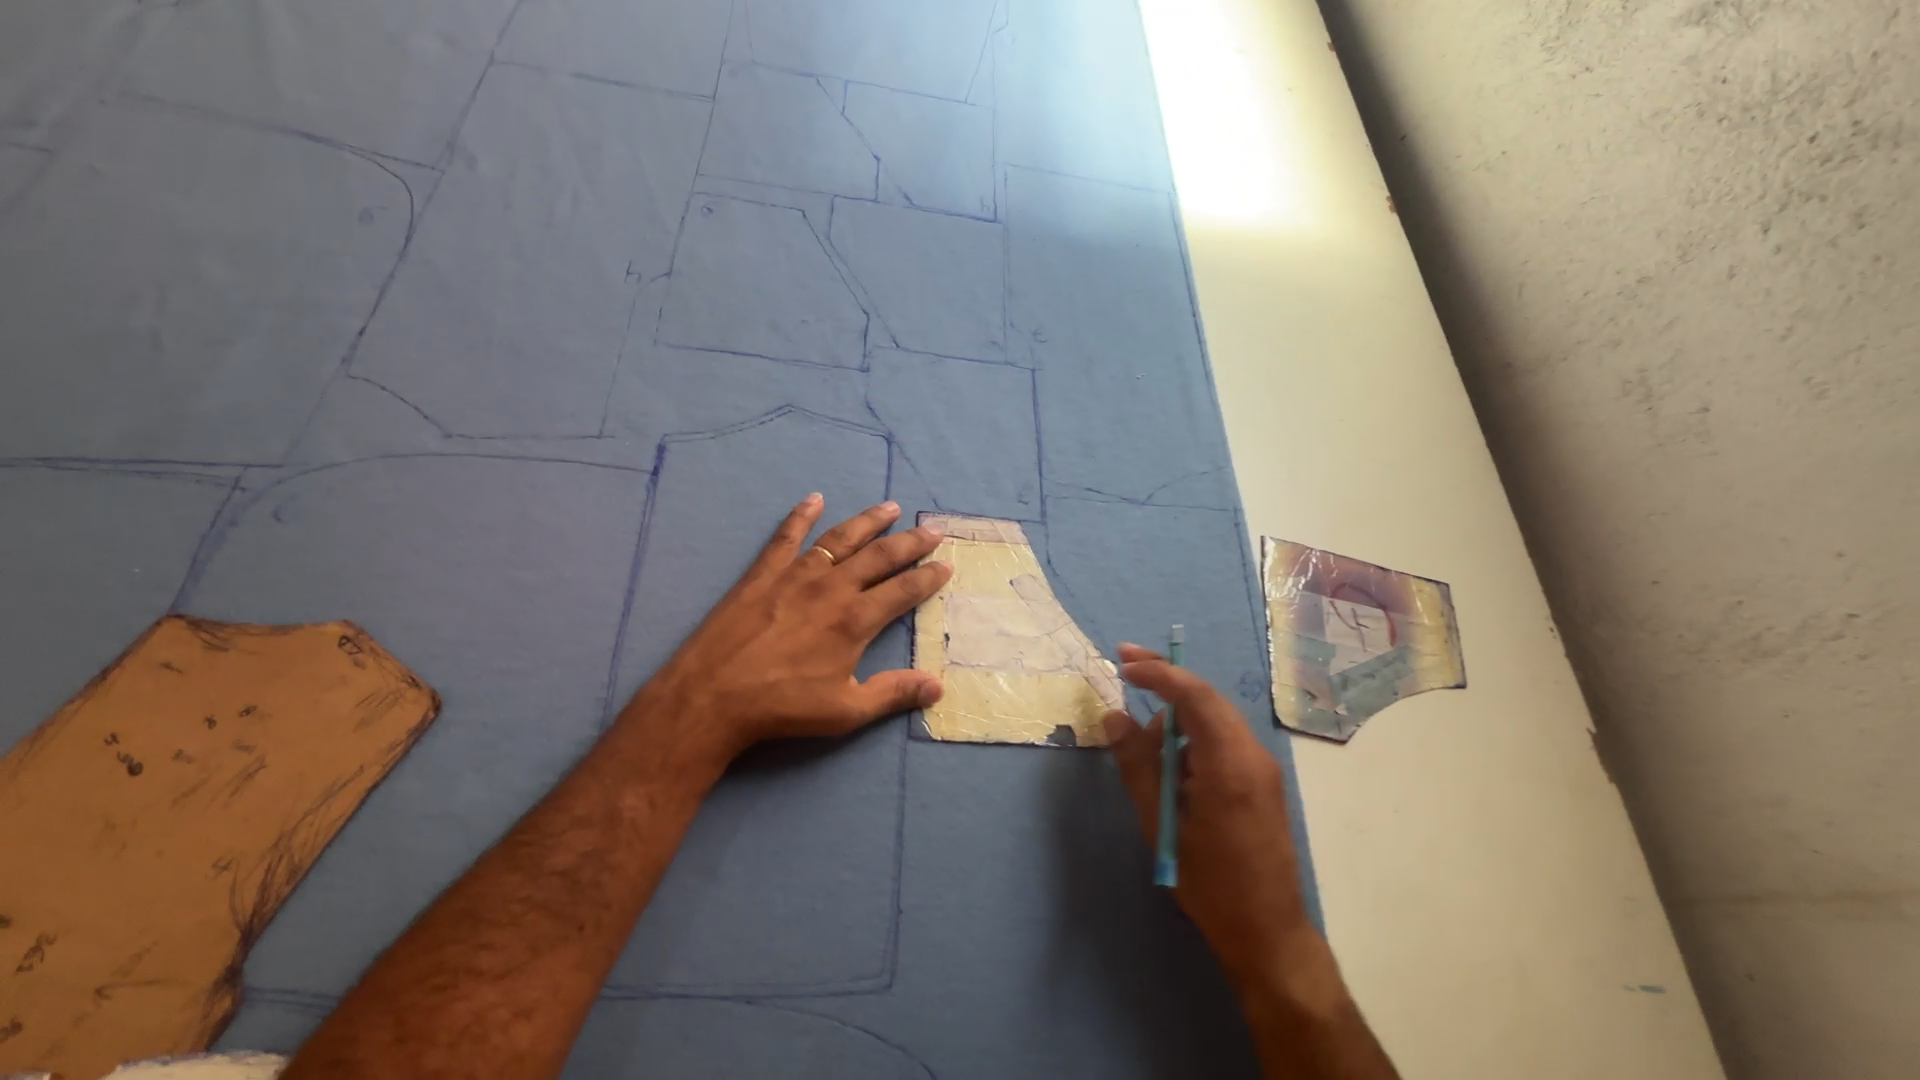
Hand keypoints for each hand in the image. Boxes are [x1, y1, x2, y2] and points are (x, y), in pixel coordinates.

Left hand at [625, 494, 952, 768]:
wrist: (713, 695)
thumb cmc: (783, 707)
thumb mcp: (846, 711)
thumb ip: (894, 694)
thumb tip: (938, 687)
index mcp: (856, 620)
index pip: (904, 591)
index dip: (929, 577)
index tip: (946, 565)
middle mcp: (832, 588)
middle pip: (880, 556)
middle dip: (911, 542)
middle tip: (933, 529)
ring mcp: (796, 575)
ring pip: (841, 538)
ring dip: (869, 521)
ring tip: (891, 507)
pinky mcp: (763, 573)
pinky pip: (787, 536)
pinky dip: (801, 515)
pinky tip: (814, 498)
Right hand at [1102, 644, 1315, 990]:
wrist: (1266, 931)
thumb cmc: (1209, 881)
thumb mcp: (1161, 823)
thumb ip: (1137, 764)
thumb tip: (1115, 716)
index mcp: (1229, 763)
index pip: (1195, 696)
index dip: (1158, 673)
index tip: (1123, 664)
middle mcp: (1253, 755)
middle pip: (1207, 699)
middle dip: (1167, 681)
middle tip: (1126, 668)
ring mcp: (1262, 769)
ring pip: (1214, 721)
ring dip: (1178, 719)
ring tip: (1145, 753)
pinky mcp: (1262, 783)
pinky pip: (1224, 743)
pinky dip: (1194, 740)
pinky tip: (1172, 771)